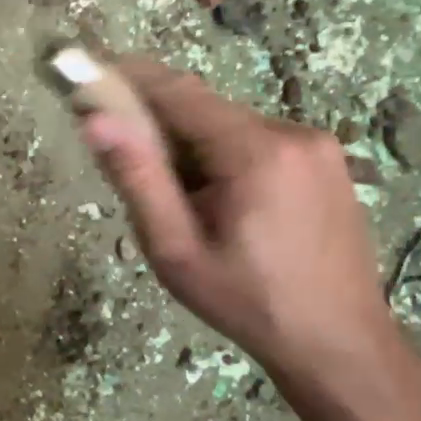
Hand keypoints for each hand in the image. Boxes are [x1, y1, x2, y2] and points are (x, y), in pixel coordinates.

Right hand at [82, 59, 394, 373]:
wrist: (341, 346)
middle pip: (198, 107)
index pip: (175, 90)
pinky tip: (213, 203)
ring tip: (175, 203)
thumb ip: (135, 177)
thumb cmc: (246, 299)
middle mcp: (293, 134)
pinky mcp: (323, 163)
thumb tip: (93, 119)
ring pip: (222, 124)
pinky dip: (215, 155)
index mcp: (256, 151)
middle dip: (151, 123)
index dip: (123, 77)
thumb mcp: (173, 246)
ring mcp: (316, 147)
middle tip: (121, 167)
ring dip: (184, 145)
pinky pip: (249, 140)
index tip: (80, 75)